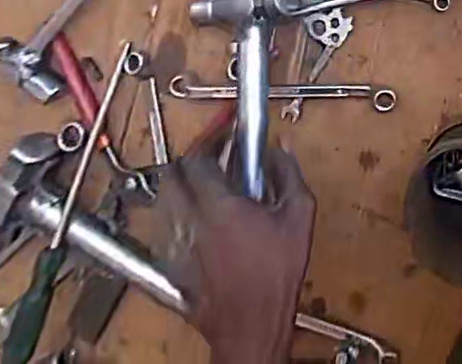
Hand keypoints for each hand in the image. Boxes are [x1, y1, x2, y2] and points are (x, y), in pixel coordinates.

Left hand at [161, 149, 315, 361]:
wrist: (253, 324)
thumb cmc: (280, 269)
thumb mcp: (300, 212)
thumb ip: (288, 173)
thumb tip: (278, 148)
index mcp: (220, 207)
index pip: (198, 163)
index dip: (210, 142)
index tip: (226, 136)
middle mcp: (191, 224)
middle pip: (170, 179)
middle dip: (188, 161)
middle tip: (212, 156)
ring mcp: (176, 248)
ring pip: (162, 204)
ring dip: (179, 186)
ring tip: (203, 182)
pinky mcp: (171, 268)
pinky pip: (164, 230)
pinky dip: (176, 214)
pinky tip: (197, 216)